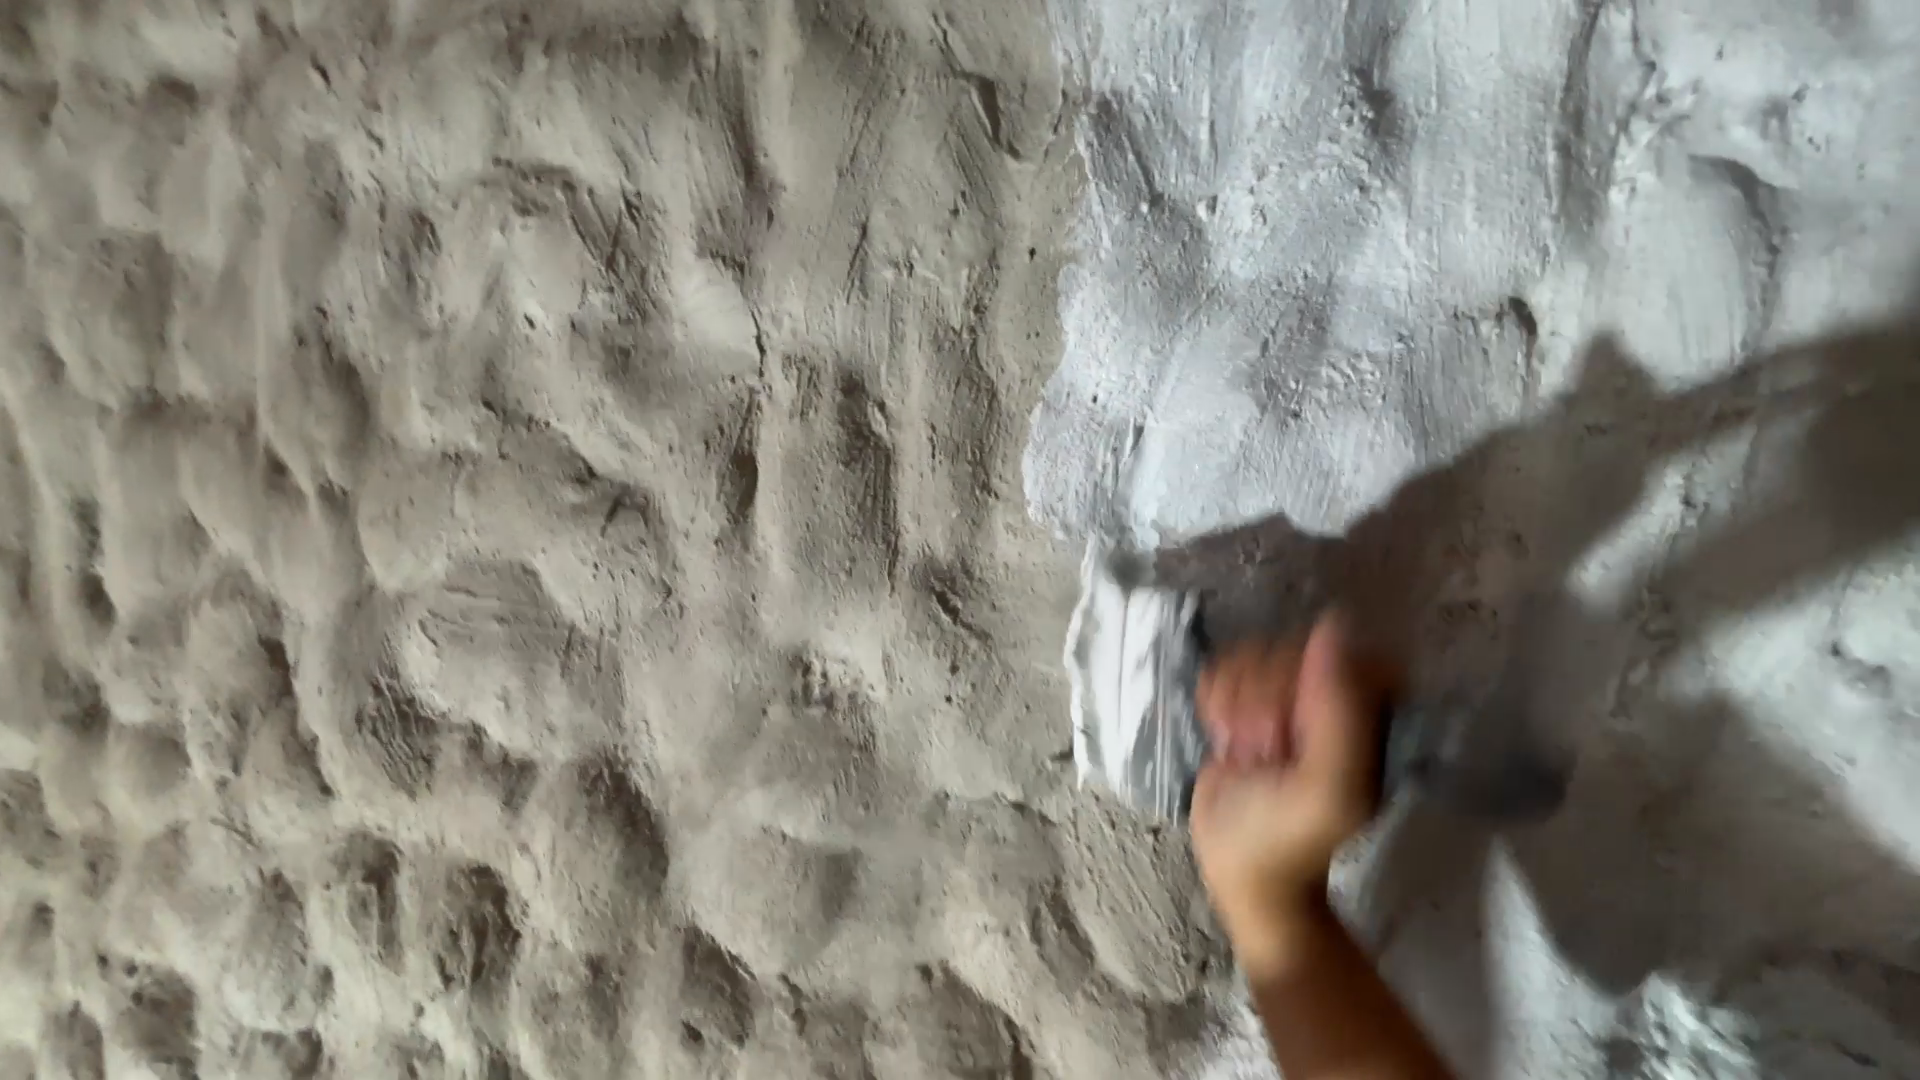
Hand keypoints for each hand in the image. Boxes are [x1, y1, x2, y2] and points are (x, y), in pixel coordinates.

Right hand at [1190, 613, 1390, 969]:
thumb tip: (1329, 629)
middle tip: (1268, 748)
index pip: (1341, 648)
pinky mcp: (1241, 701)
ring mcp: (1281, 697)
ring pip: (1250, 654)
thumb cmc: (1289, 838)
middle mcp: (1326, 696)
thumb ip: (1340, 712)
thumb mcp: (1329, 787)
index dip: (1309, 674)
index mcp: (1367, 712)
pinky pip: (1222, 668)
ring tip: (1246, 749)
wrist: (1239, 868)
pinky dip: (1214, 702)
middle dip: (1264, 697)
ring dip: (1235, 703)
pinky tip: (1225, 738)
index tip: (1297, 719)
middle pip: (1288, 648)